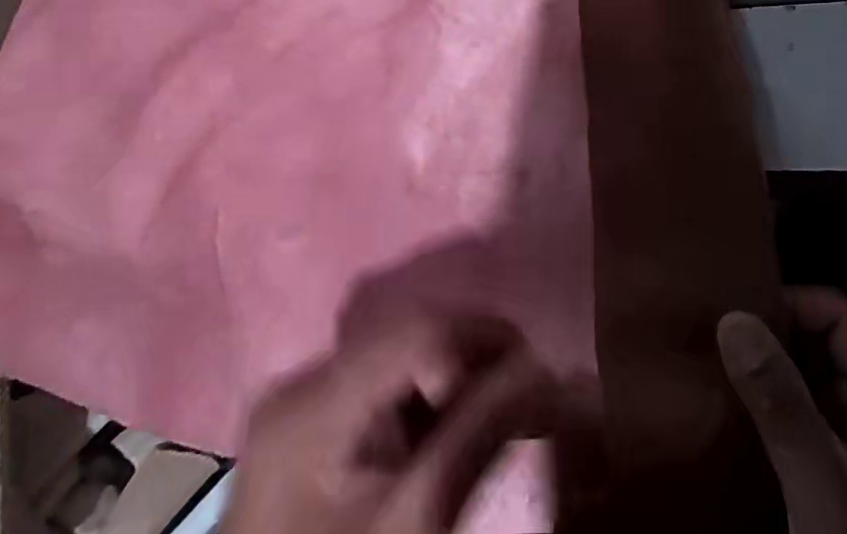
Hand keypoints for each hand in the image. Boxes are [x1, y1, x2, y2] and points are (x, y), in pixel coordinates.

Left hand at [222, 314, 556, 533]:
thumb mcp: (414, 522)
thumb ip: (476, 438)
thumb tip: (542, 371)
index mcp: (314, 403)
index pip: (420, 332)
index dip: (487, 342)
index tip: (537, 386)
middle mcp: (303, 381)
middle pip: (414, 333)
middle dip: (480, 356)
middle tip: (528, 399)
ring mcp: (306, 399)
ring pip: (410, 350)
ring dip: (463, 372)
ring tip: (499, 417)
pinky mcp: (316, 420)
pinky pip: (393, 378)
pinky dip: (437, 392)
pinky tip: (456, 431)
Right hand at [717, 288, 846, 533]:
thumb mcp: (827, 493)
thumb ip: (783, 406)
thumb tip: (734, 317)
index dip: (796, 304)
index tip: (735, 307)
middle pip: (833, 354)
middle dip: (778, 338)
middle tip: (714, 335)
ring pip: (820, 393)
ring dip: (773, 377)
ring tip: (715, 366)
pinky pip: (813, 432)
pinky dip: (777, 417)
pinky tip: (736, 418)